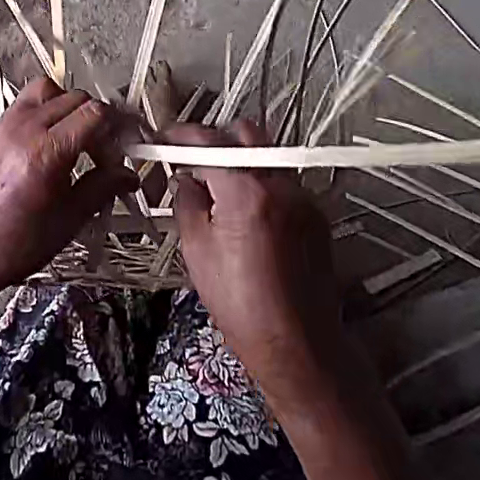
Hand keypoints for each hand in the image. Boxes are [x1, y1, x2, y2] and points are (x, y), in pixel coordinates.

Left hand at [0, 78, 138, 307]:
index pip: (94, 113)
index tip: (128, 139)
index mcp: (45, 153)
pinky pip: (25, 104)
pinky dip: (45, 112)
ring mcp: (4, 126)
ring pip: (47, 89)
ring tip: (77, 136)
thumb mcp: (70, 219)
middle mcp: (23, 130)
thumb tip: (127, 175)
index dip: (119, 124)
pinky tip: (51, 142)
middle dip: (99, 118)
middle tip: (107, 147)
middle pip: (76, 97)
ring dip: (69, 106)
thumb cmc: (13, 244)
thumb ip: (103, 187)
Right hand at [169, 121, 346, 403]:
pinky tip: (247, 213)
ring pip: (267, 154)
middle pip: (245, 133)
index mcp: (246, 192)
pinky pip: (283, 179)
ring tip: (219, 190)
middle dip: (216, 139)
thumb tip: (185, 179)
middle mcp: (280, 184)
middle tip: (193, 162)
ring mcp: (303, 197)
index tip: (164, 140)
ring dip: (240, 159)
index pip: (208, 142)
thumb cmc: (241, 305)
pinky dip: (262, 182)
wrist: (299, 346)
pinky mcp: (316, 213)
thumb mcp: (197, 252)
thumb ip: (187, 203)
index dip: (180, 136)